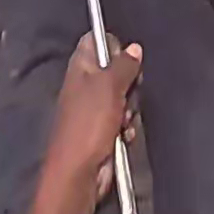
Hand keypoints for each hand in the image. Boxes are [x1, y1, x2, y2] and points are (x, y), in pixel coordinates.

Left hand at [45, 32, 142, 197]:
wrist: (77, 174)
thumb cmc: (90, 122)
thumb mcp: (110, 86)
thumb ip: (125, 64)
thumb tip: (135, 48)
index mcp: (81, 65)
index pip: (96, 39)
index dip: (113, 44)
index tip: (126, 56)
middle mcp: (86, 82)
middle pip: (117, 67)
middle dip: (129, 81)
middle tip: (129, 91)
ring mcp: (94, 106)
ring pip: (124, 93)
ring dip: (130, 106)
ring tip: (124, 118)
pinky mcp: (103, 128)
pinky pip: (123, 116)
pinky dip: (127, 124)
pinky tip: (124, 134)